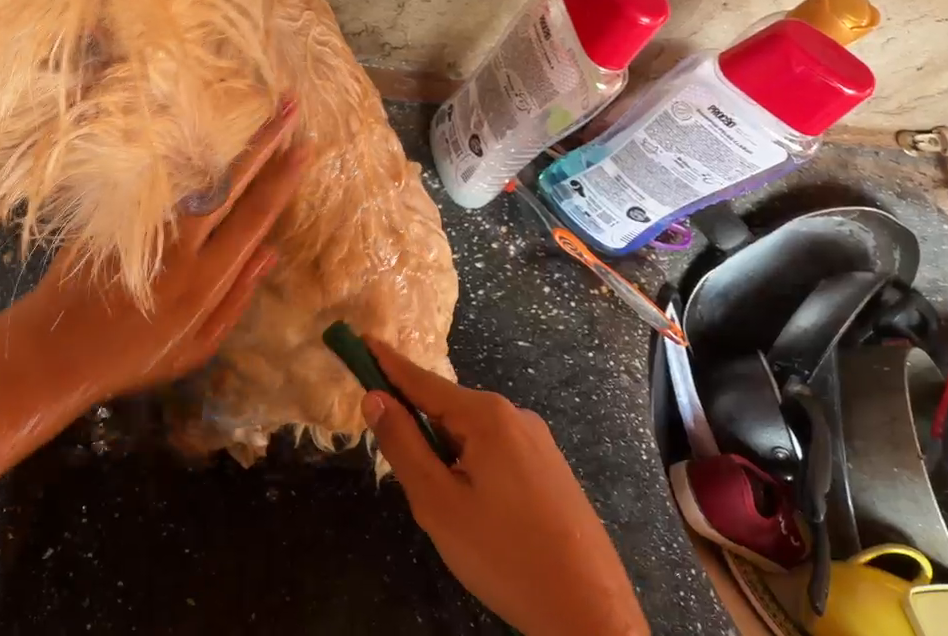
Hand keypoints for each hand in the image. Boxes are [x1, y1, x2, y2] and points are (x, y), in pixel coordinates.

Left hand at [1, 99, 308, 406]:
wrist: (54, 351)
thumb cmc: (132, 357)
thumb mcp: (195, 347)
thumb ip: (236, 299)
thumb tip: (271, 251)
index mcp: (206, 280)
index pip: (255, 216)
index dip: (282, 180)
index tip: (304, 147)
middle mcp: (181, 246)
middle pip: (230, 183)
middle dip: (264, 142)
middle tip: (289, 106)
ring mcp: (147, 226)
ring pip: (194, 174)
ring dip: (227, 142)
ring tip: (254, 114)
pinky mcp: (117, 215)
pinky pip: (159, 179)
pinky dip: (184, 155)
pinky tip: (202, 132)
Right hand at [363, 342, 648, 635]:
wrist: (590, 613)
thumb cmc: (504, 554)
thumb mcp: (437, 502)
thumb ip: (402, 444)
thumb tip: (374, 397)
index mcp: (486, 417)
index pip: (420, 380)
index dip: (385, 363)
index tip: (358, 339)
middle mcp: (515, 417)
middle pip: (446, 412)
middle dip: (421, 437)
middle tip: (417, 489)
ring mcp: (539, 443)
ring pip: (471, 438)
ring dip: (448, 462)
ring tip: (457, 518)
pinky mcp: (551, 469)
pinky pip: (496, 455)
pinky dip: (474, 473)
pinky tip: (484, 520)